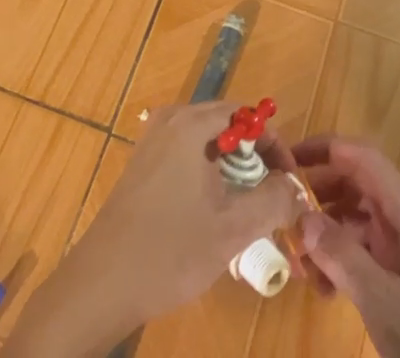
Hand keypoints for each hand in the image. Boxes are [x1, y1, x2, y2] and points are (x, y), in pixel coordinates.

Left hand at [5, 102, 302, 355]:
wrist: (103, 284)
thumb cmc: (171, 250)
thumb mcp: (235, 228)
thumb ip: (275, 200)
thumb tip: (297, 188)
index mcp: (191, 126)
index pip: (248, 116)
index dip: (275, 146)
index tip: (290, 183)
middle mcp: (169, 122)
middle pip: (227, 125)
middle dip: (255, 157)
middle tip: (273, 196)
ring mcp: (151, 143)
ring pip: (207, 143)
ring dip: (232, 168)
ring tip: (247, 206)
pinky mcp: (142, 166)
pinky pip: (187, 155)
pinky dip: (208, 174)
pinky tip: (214, 211)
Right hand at [293, 136, 399, 357]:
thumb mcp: (386, 305)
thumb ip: (344, 258)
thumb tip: (303, 216)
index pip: (363, 157)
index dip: (324, 148)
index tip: (284, 160)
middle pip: (356, 184)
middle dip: (317, 196)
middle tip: (282, 219)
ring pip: (356, 220)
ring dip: (325, 234)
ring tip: (301, 269)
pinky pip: (365, 250)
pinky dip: (340, 261)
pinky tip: (326, 291)